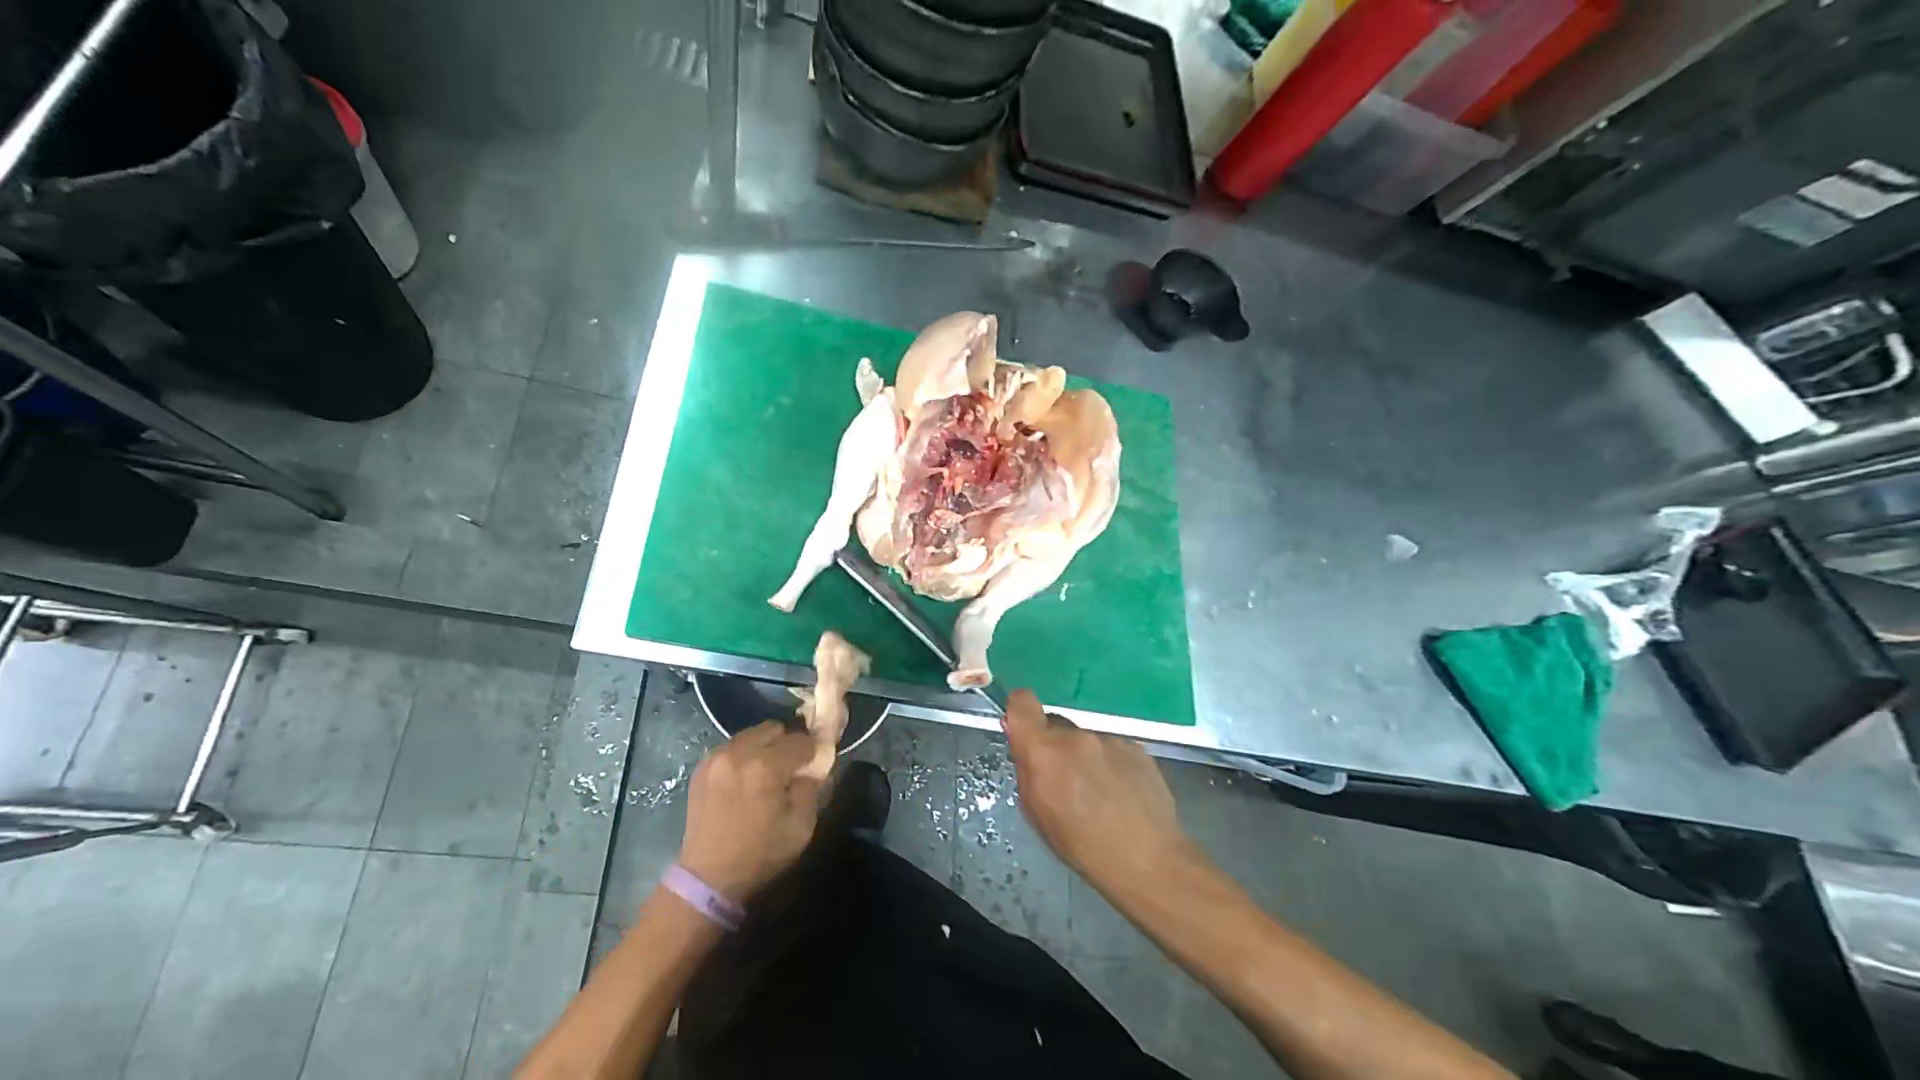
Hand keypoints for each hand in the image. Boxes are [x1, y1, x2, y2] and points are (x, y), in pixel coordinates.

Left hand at [676, 722, 824, 901]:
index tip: (813, 766)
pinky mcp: (702, 766)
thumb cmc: (760, 854)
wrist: (708, 877)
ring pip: (752, 734)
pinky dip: (744, 755)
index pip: (801, 741)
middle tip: (789, 768)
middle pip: (775, 729)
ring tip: (765, 774)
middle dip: (787, 744)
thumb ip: (812, 786)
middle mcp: (738, 752)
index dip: (812, 752)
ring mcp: (716, 757)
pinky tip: (744, 778)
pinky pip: (732, 746)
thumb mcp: (802, 825)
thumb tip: (812, 765)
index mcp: (765, 767)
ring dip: (764, 747)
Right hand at [1001, 688, 1188, 890]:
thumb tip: (1022, 744)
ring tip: (1100, 795)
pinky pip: (1114, 749)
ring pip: (1087, 741)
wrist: (1146, 858)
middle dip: (1056, 747)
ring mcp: (1110, 739)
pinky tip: (1122, 794)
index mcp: (1045, 751)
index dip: (1020, 711)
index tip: (1023, 729)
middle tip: (1066, 781)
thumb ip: (1026, 770)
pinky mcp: (1137, 748)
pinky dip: (1112, 765)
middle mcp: (1077, 736)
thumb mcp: (1036, 813)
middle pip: (1057, 727)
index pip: (1022, 702)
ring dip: (1086, 758)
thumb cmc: (1081, 844)